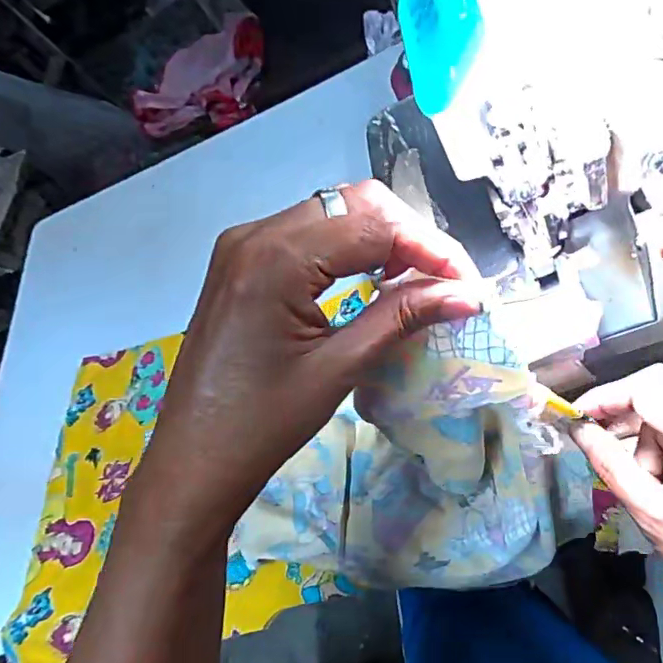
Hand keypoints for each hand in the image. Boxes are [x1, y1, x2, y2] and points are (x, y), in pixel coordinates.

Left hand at [136, 181, 484, 531]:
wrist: (195, 459)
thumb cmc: (262, 424)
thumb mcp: (338, 368)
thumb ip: (401, 319)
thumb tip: (467, 295)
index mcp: (275, 257)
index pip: (373, 223)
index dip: (430, 248)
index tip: (467, 285)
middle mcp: (255, 234)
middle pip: (353, 204)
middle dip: (410, 235)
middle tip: (446, 283)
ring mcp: (244, 244)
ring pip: (333, 213)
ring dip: (383, 239)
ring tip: (419, 283)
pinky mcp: (243, 262)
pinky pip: (309, 235)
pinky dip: (350, 249)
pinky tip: (374, 279)